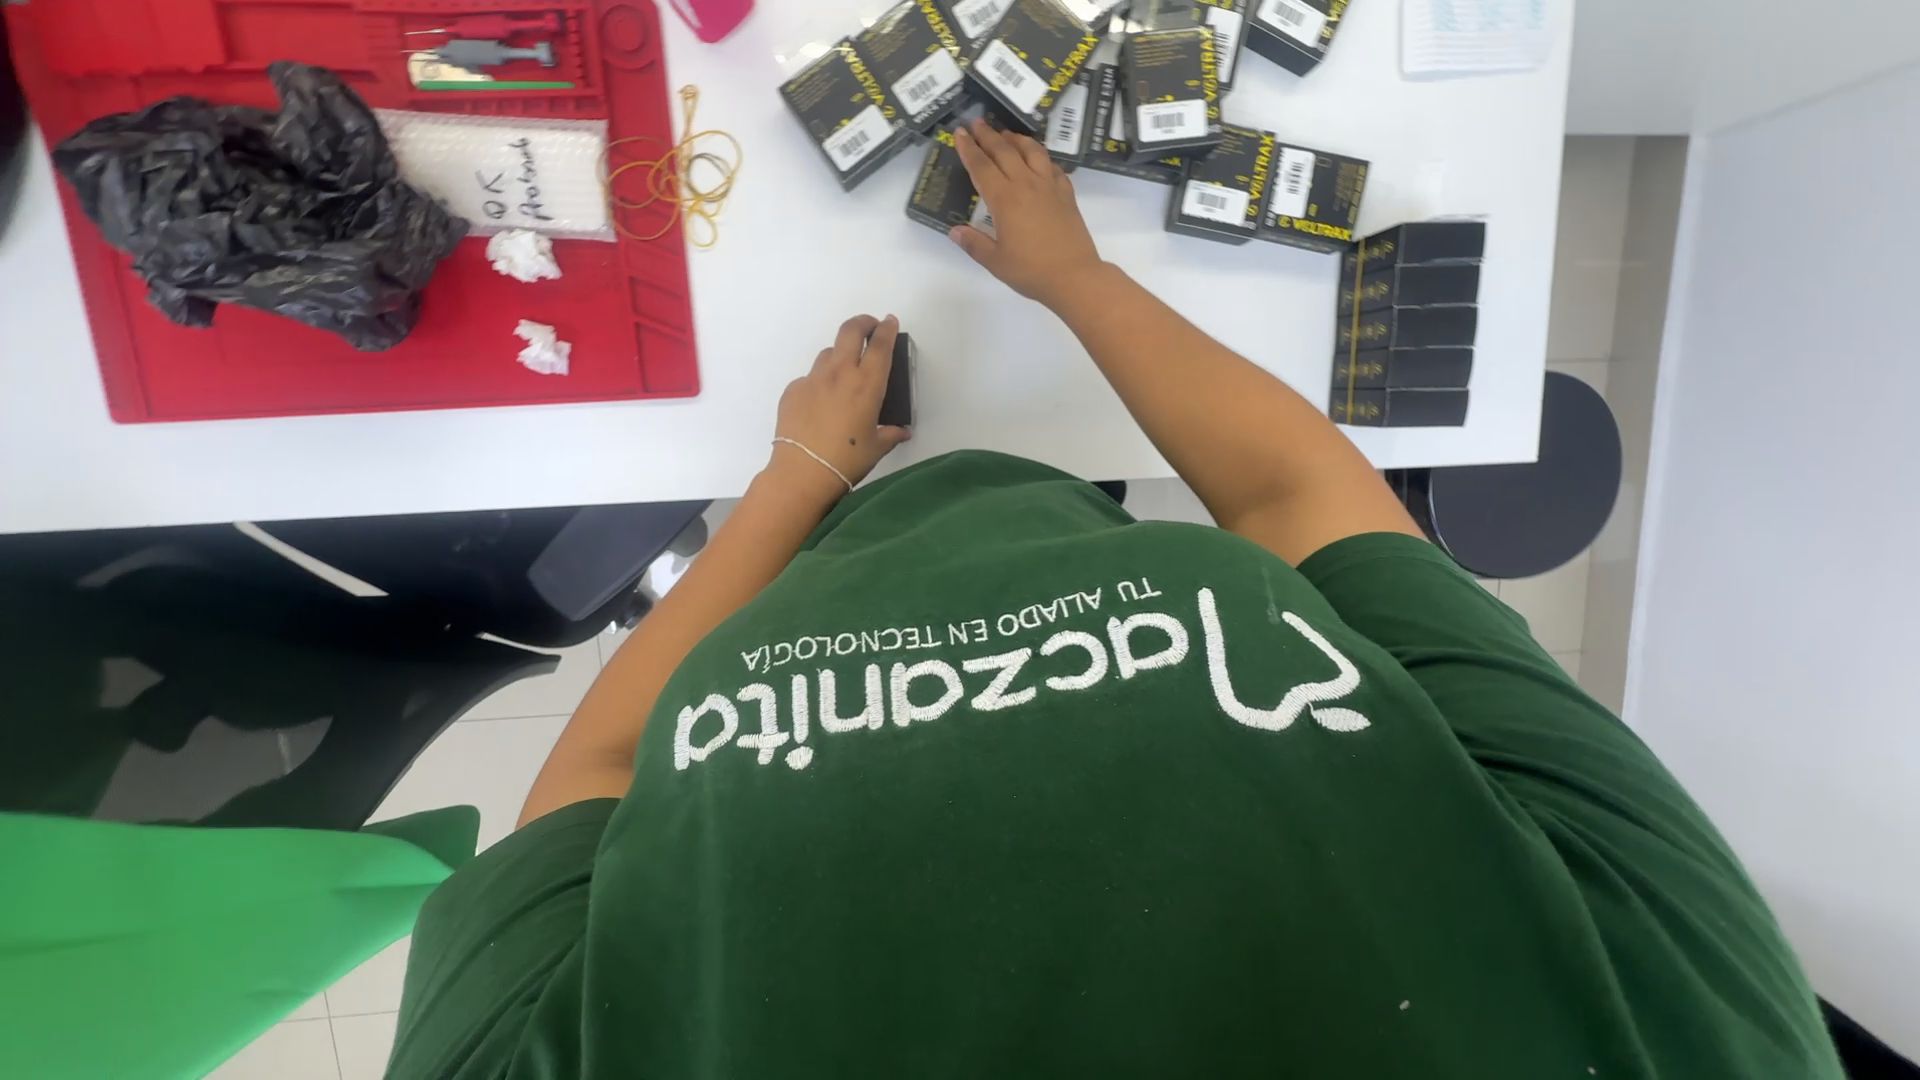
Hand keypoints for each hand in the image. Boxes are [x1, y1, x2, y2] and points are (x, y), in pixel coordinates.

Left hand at [768, 314, 911, 500]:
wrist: (803, 471)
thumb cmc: (847, 460)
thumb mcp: (876, 448)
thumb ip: (891, 434)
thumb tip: (902, 432)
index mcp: (866, 385)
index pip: (879, 345)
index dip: (886, 329)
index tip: (889, 321)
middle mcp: (840, 373)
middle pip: (850, 331)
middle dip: (862, 323)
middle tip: (869, 327)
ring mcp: (813, 379)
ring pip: (829, 353)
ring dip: (840, 354)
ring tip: (845, 372)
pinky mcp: (793, 390)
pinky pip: (810, 378)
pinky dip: (820, 383)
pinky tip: (821, 403)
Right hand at [949, 118, 1106, 307]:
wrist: (1073, 276)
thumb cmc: (1031, 271)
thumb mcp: (996, 262)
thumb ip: (974, 244)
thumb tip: (954, 231)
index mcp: (1004, 199)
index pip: (981, 166)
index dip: (969, 148)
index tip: (960, 132)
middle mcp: (1026, 184)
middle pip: (1004, 151)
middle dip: (988, 134)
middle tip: (977, 122)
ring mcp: (1049, 186)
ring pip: (1031, 151)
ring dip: (1016, 138)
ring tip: (1006, 134)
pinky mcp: (1066, 193)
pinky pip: (1051, 166)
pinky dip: (1040, 156)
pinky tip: (1037, 159)